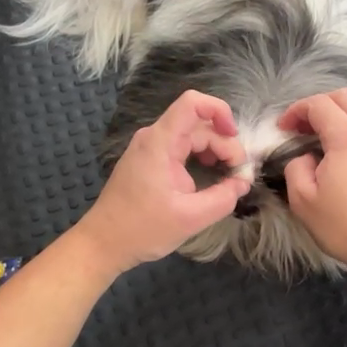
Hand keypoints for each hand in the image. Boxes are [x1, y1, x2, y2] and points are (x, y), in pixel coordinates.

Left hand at [70, 90, 250, 276]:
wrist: (103, 243)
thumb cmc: (142, 230)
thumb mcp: (191, 218)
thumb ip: (224, 197)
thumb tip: (243, 182)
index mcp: (160, 143)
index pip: (192, 103)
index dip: (220, 111)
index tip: (234, 138)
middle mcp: (153, 137)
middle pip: (198, 124)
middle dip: (223, 144)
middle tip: (237, 176)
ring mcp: (149, 147)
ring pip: (191, 135)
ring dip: (213, 151)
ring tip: (227, 178)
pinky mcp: (148, 160)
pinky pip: (180, 147)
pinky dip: (199, 157)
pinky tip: (209, 177)